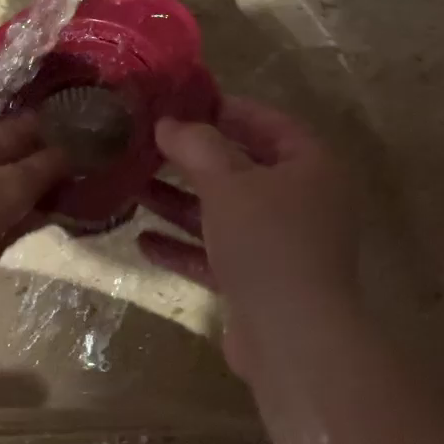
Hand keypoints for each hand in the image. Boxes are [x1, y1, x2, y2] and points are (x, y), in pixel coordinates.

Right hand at [136, 96, 361, 378]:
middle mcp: (301, 202)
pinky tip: (143, 241)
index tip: (183, 102)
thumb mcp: (226, 182)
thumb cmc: (266, 241)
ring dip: (181, 202)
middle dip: (193, 159)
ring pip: (225, 212)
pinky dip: (185, 246)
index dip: (226, 109)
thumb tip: (167, 123)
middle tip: (150, 143)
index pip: (268, 123)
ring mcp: (281, 245)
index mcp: (310, 166)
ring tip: (134, 188)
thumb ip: (195, 145)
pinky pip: (218, 254)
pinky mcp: (260, 284)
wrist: (293, 340)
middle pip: (241, 169)